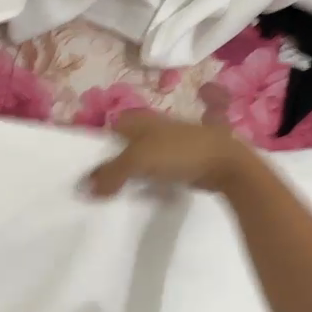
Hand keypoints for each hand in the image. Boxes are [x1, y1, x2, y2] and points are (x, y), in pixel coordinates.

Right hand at [86, 111, 255, 197]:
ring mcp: (172, 143)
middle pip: (126, 143)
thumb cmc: (179, 153)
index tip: (89, 167)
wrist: (225, 164)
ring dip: (133, 172)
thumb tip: (85, 189)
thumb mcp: (138, 161)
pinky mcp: (185, 160)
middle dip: (115, 160)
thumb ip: (111, 174)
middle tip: (102, 184)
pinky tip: (148, 192)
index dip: (98, 145)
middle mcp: (154, 127)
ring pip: (143, 157)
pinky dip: (151, 179)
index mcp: (141, 119)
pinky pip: (159, 169)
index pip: (111, 127)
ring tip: (121, 191)